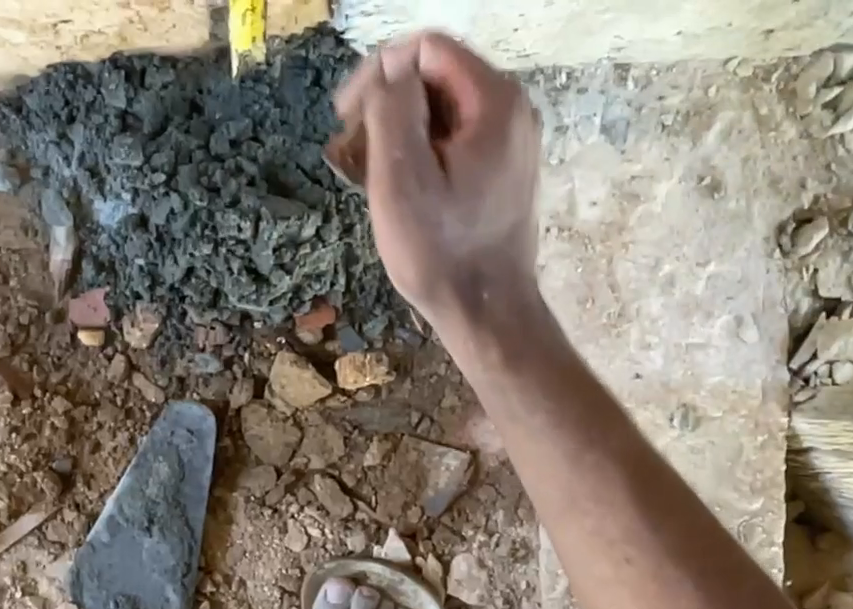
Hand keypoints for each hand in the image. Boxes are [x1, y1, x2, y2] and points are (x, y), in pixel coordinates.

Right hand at [327, 33, 541, 331]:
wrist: (486, 313)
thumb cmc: (441, 253)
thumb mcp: (402, 178)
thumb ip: (391, 108)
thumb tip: (387, 72)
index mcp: (494, 101)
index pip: (425, 51)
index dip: (377, 75)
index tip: (343, 118)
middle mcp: (509, 112)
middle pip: (432, 80)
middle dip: (382, 110)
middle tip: (346, 154)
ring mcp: (507, 145)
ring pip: (437, 116)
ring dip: (391, 137)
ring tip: (355, 173)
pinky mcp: (497, 175)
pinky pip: (449, 146)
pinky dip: (414, 158)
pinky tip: (384, 186)